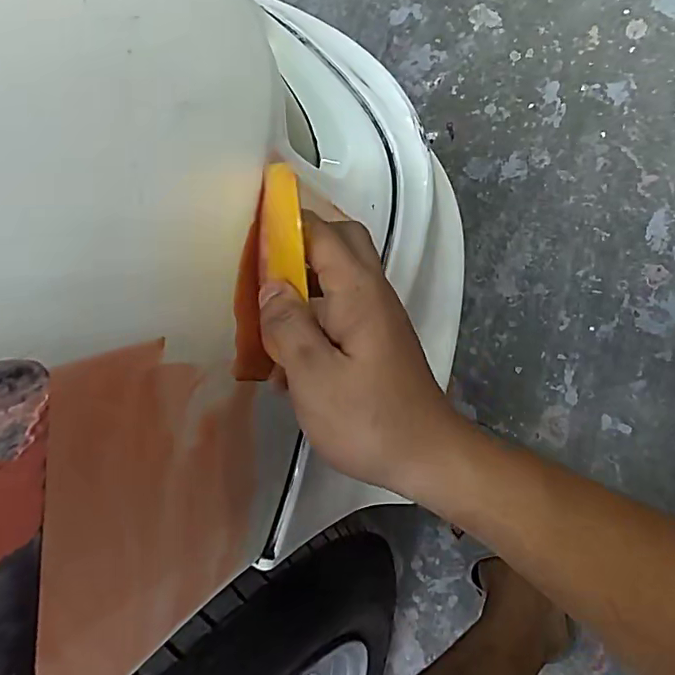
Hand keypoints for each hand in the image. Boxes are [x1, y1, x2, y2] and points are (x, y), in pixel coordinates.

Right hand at [257, 213, 467, 495]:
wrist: (426, 454)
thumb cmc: (368, 418)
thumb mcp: (314, 376)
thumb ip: (288, 326)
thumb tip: (271, 283)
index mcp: (359, 292)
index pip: (324, 233)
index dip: (287, 221)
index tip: (249, 223)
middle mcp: (373, 294)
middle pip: (339, 245)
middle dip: (299, 245)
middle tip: (259, 267)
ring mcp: (378, 317)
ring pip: (337, 281)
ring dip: (302, 289)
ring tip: (263, 320)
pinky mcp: (377, 341)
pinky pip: (341, 313)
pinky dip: (313, 321)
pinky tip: (286, 361)